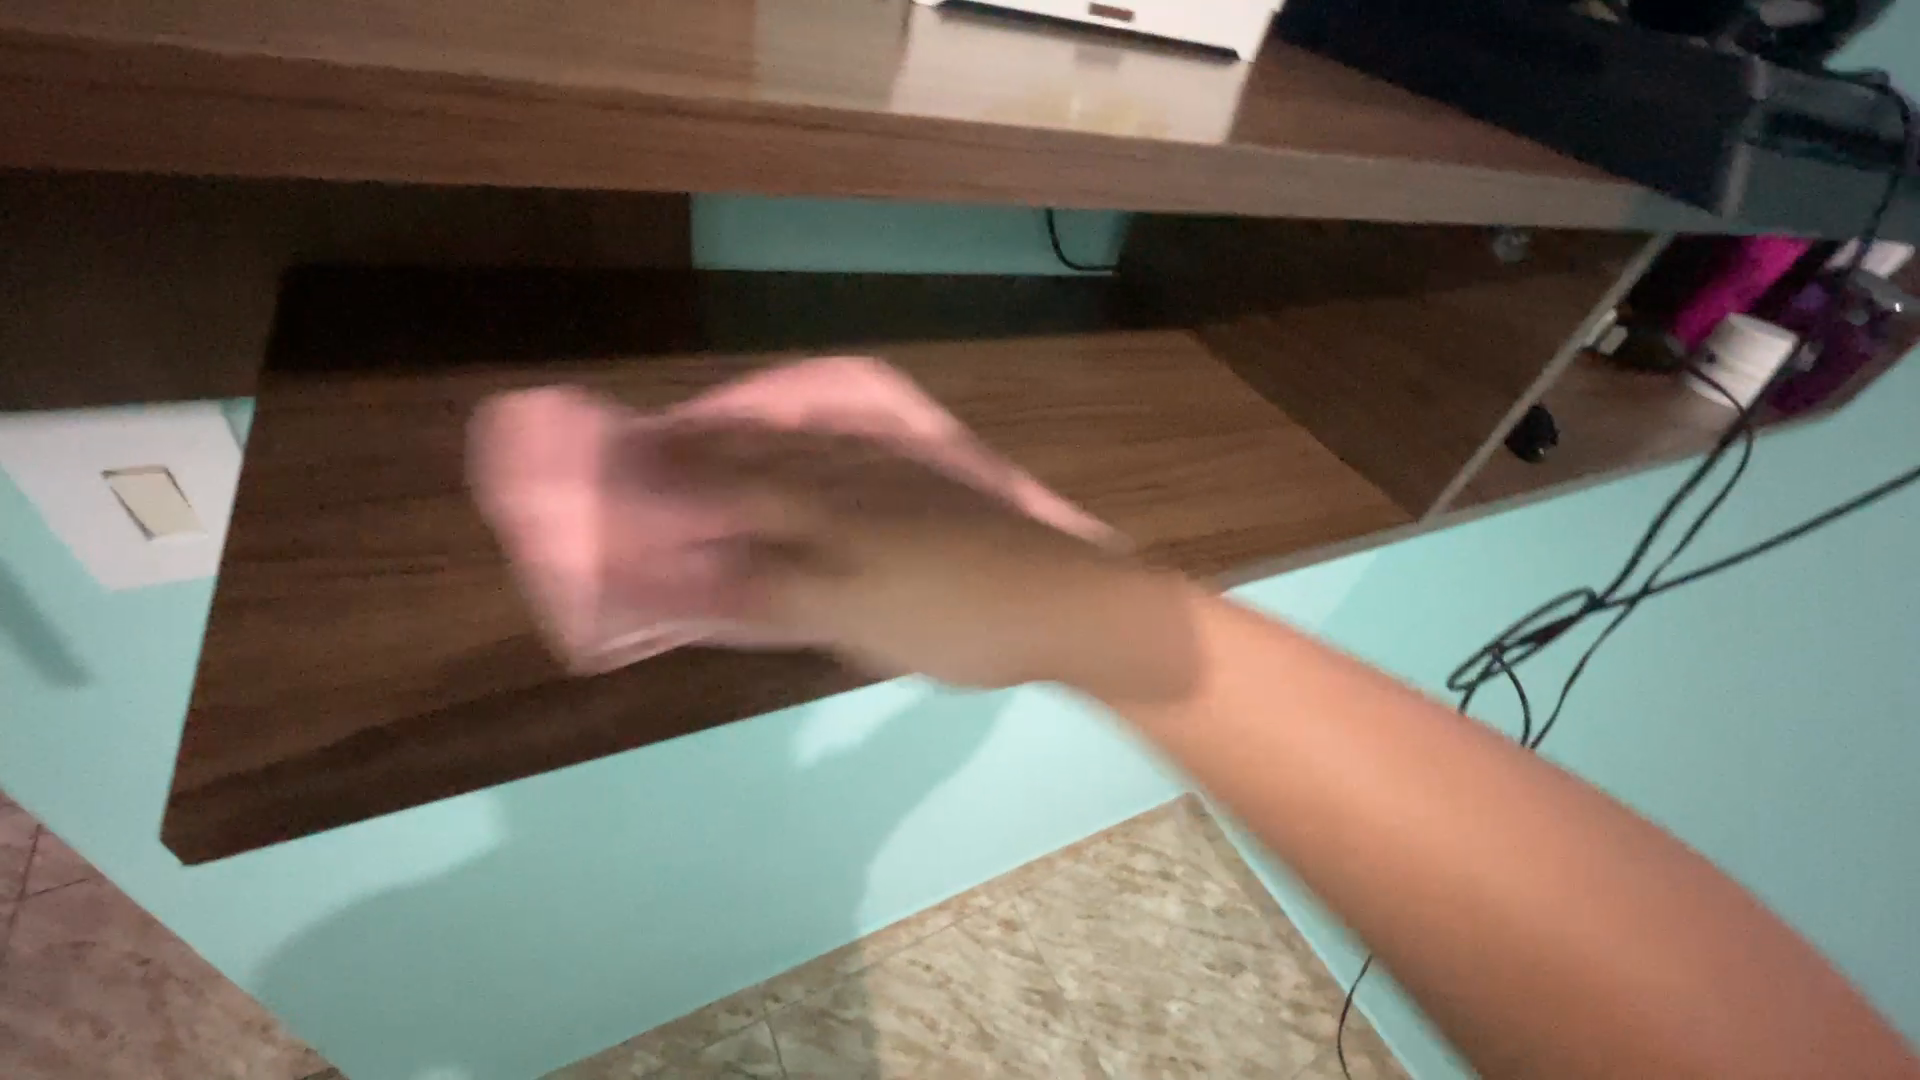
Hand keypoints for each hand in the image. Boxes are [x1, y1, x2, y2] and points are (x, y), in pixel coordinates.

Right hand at [636, 422, 1199, 699]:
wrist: (1059, 600)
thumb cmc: (957, 625)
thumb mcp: (854, 625)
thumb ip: (769, 597)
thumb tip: (691, 578)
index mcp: (830, 519)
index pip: (731, 494)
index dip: (673, 487)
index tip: (619, 475)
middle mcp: (852, 482)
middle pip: (760, 461)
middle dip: (697, 452)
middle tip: (642, 441)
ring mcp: (893, 476)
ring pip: (801, 447)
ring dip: (747, 437)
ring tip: (703, 426)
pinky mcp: (927, 480)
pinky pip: (850, 444)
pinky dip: (810, 434)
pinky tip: (802, 431)